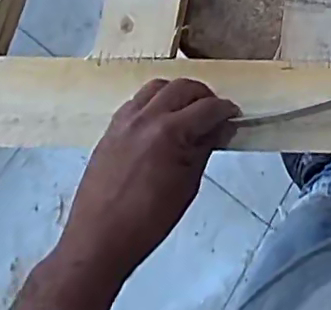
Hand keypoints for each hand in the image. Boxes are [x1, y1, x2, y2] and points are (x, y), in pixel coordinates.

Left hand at [53, 80, 237, 283]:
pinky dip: (152, 103)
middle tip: (213, 112)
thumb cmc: (147, 220)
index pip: (208, 107)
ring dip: (176, 93)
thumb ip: (205, 147)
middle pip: (183, 87)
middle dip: (204, 95)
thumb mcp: (188, 184)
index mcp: (169, 132)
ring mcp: (124, 123)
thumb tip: (221, 127)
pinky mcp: (109, 131)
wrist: (97, 244)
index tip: (233, 116)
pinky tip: (158, 121)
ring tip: (185, 111)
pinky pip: (135, 102)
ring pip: (157, 87)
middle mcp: (146, 119)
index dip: (226, 110)